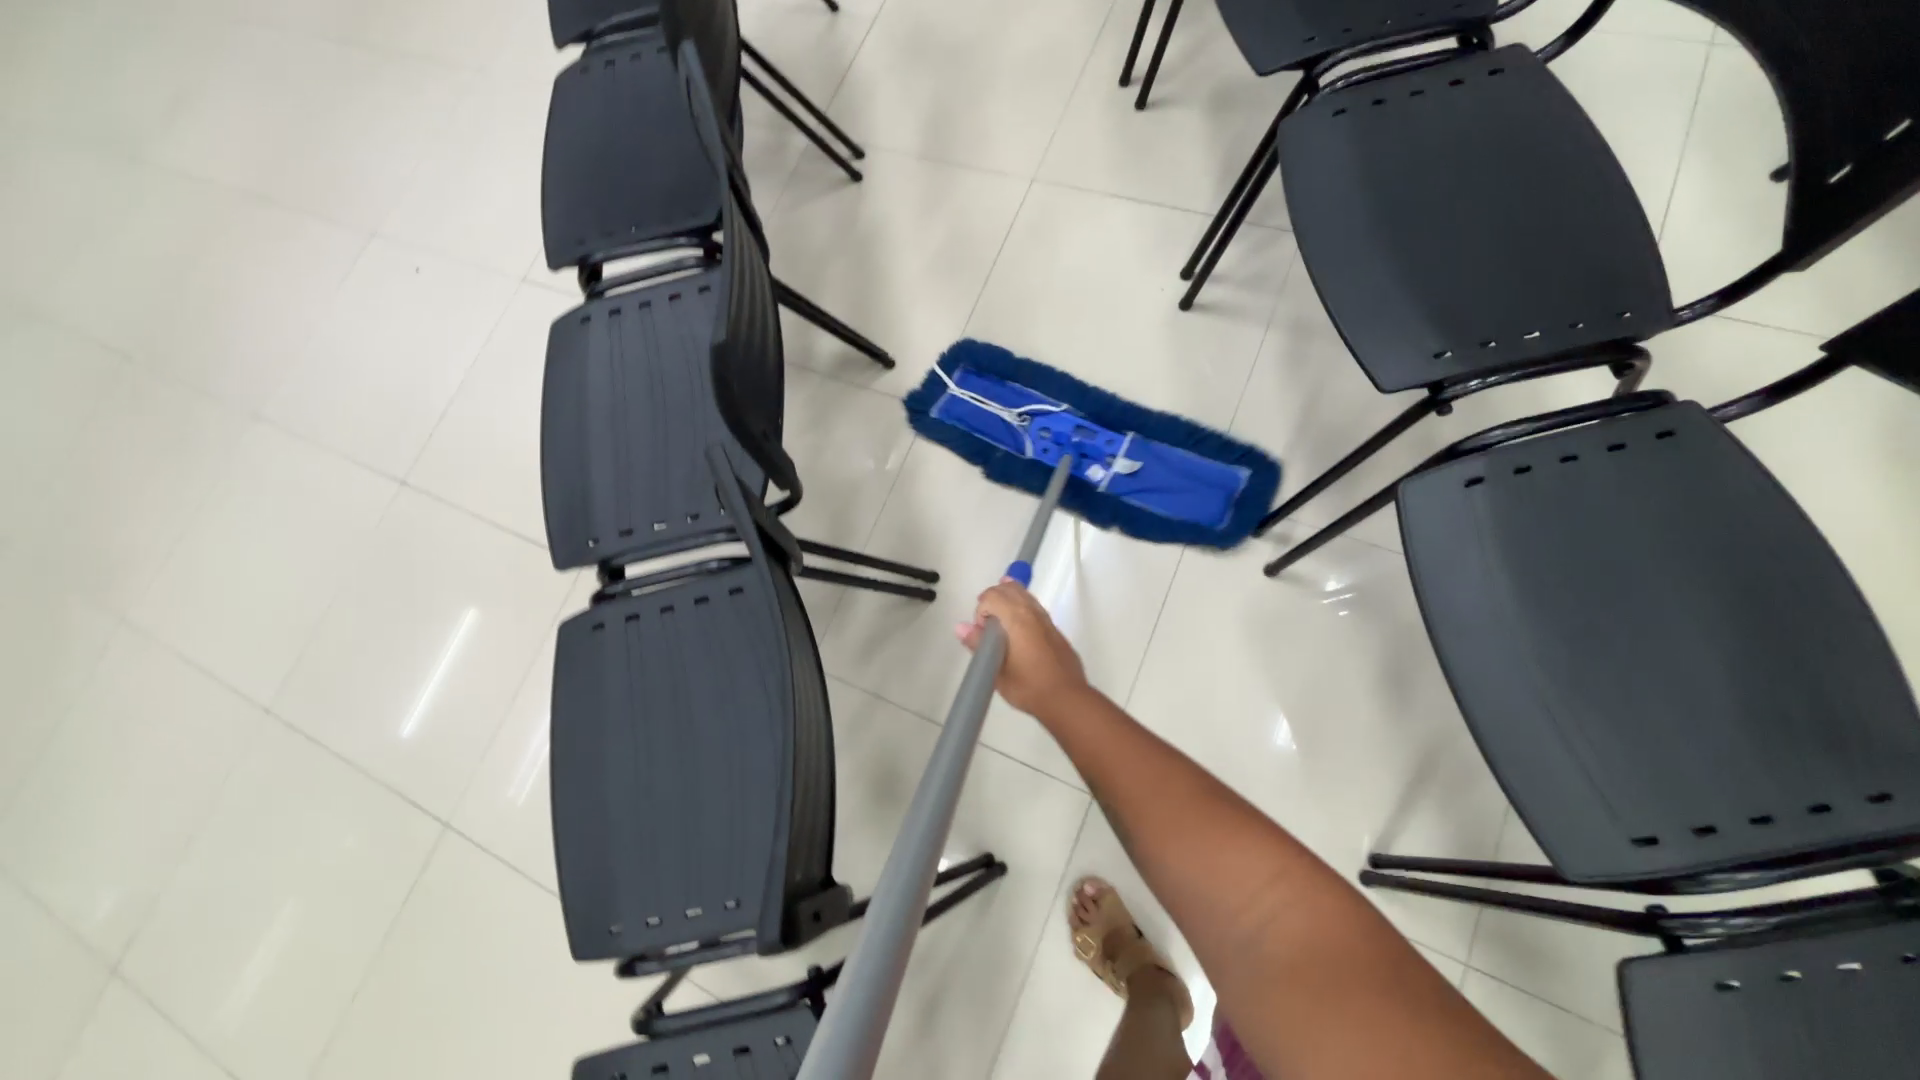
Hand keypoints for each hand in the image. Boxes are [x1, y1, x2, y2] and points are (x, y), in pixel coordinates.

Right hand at [956, 579, 1090, 716]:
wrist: (1066, 698)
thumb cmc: (1028, 687)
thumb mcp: (996, 670)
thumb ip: (978, 645)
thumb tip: (960, 627)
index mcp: (1017, 619)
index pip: (992, 596)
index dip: (981, 610)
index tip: (982, 633)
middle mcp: (1032, 613)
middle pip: (1009, 589)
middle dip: (993, 599)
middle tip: (986, 623)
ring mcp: (1047, 620)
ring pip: (1025, 596)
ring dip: (1008, 601)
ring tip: (999, 621)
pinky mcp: (1055, 630)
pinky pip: (1034, 608)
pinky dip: (1022, 609)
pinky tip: (1018, 630)